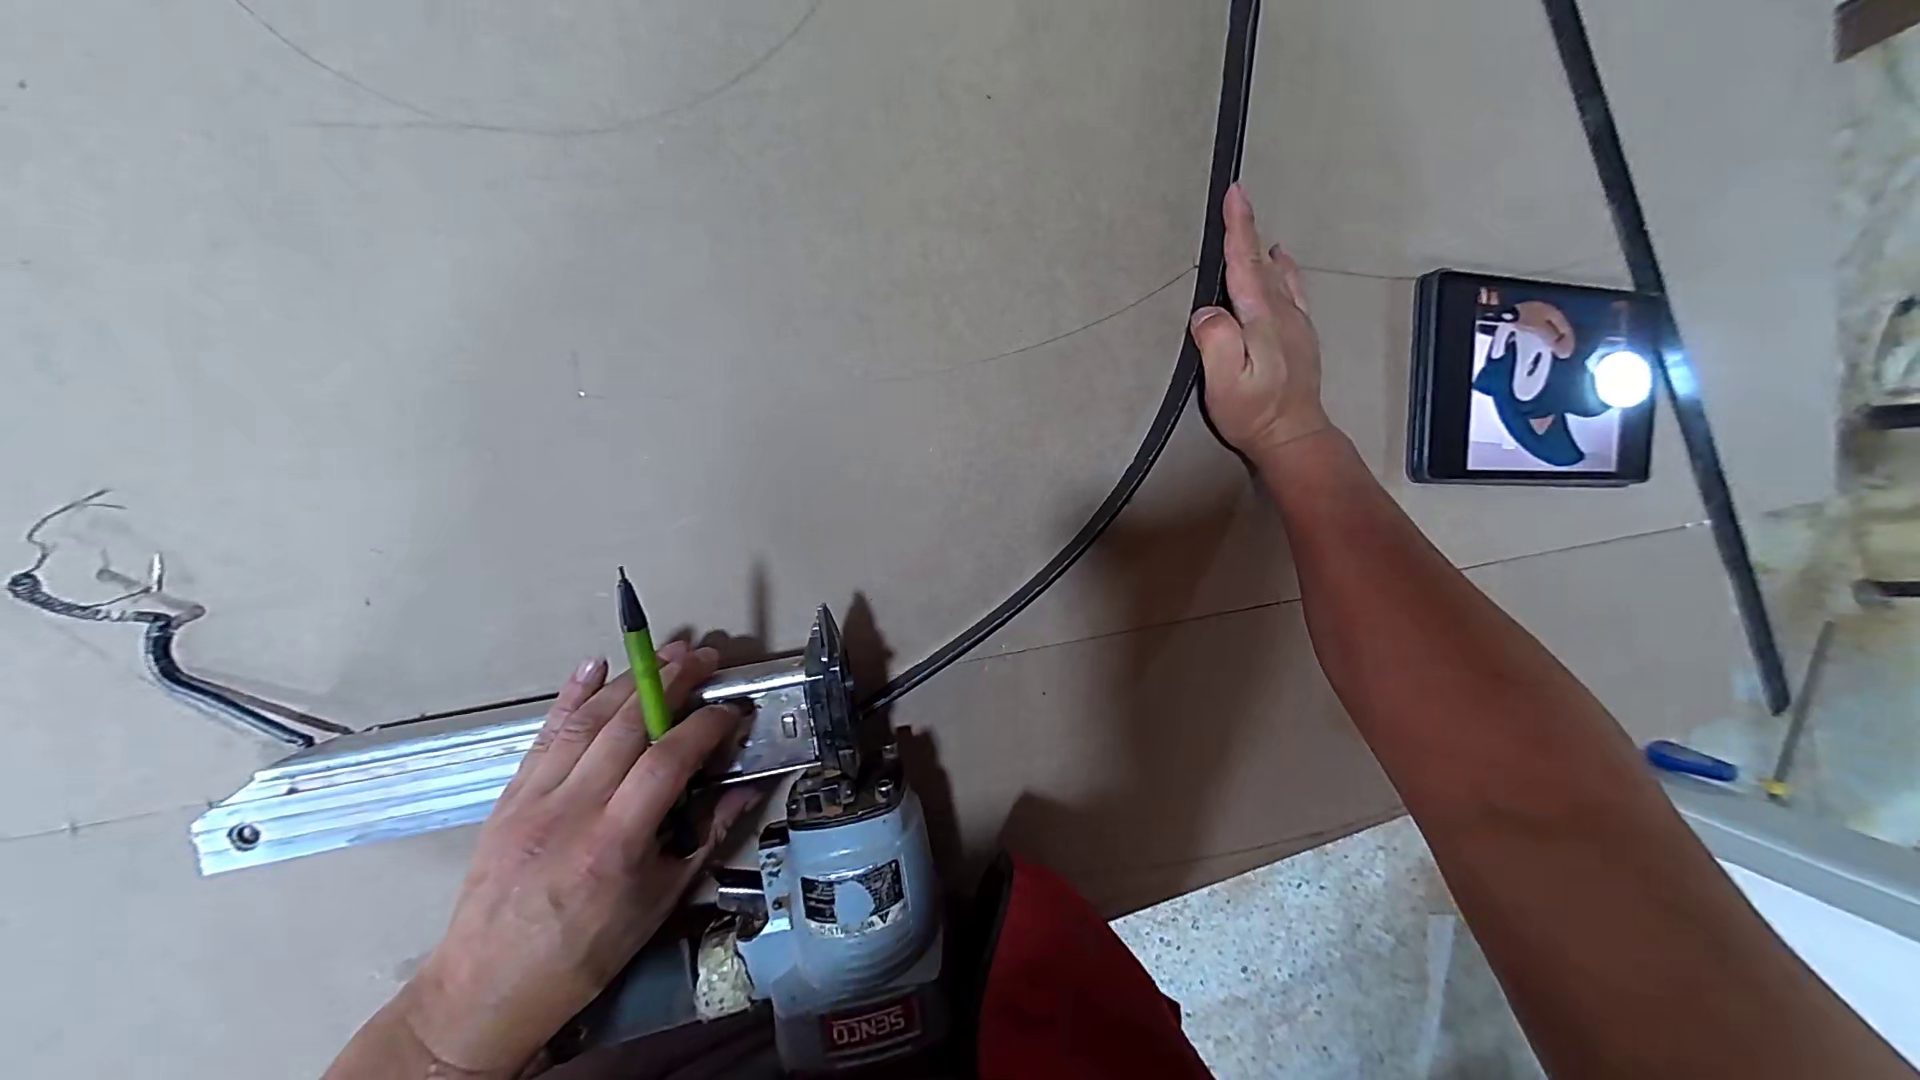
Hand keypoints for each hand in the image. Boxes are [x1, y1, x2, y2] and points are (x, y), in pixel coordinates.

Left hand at [397, 644, 761, 1076]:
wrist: (484, 991)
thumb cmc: (585, 953)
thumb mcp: (659, 902)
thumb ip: (706, 837)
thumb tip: (746, 790)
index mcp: (615, 843)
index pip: (669, 760)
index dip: (706, 726)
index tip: (732, 711)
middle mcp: (572, 810)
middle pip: (629, 725)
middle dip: (672, 682)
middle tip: (704, 657)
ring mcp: (535, 799)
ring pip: (589, 721)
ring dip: (632, 679)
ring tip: (666, 653)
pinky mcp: (511, 797)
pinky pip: (546, 735)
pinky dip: (572, 696)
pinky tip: (592, 665)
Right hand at [1189, 182, 1331, 456]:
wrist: (1293, 435)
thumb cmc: (1252, 413)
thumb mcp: (1224, 384)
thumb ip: (1216, 341)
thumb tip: (1205, 310)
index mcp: (1261, 319)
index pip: (1246, 264)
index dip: (1239, 228)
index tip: (1234, 193)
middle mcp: (1282, 313)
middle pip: (1261, 261)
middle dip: (1247, 228)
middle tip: (1236, 198)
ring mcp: (1294, 323)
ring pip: (1277, 272)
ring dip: (1262, 246)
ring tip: (1252, 224)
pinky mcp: (1299, 335)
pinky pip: (1292, 289)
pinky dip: (1284, 268)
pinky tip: (1281, 259)